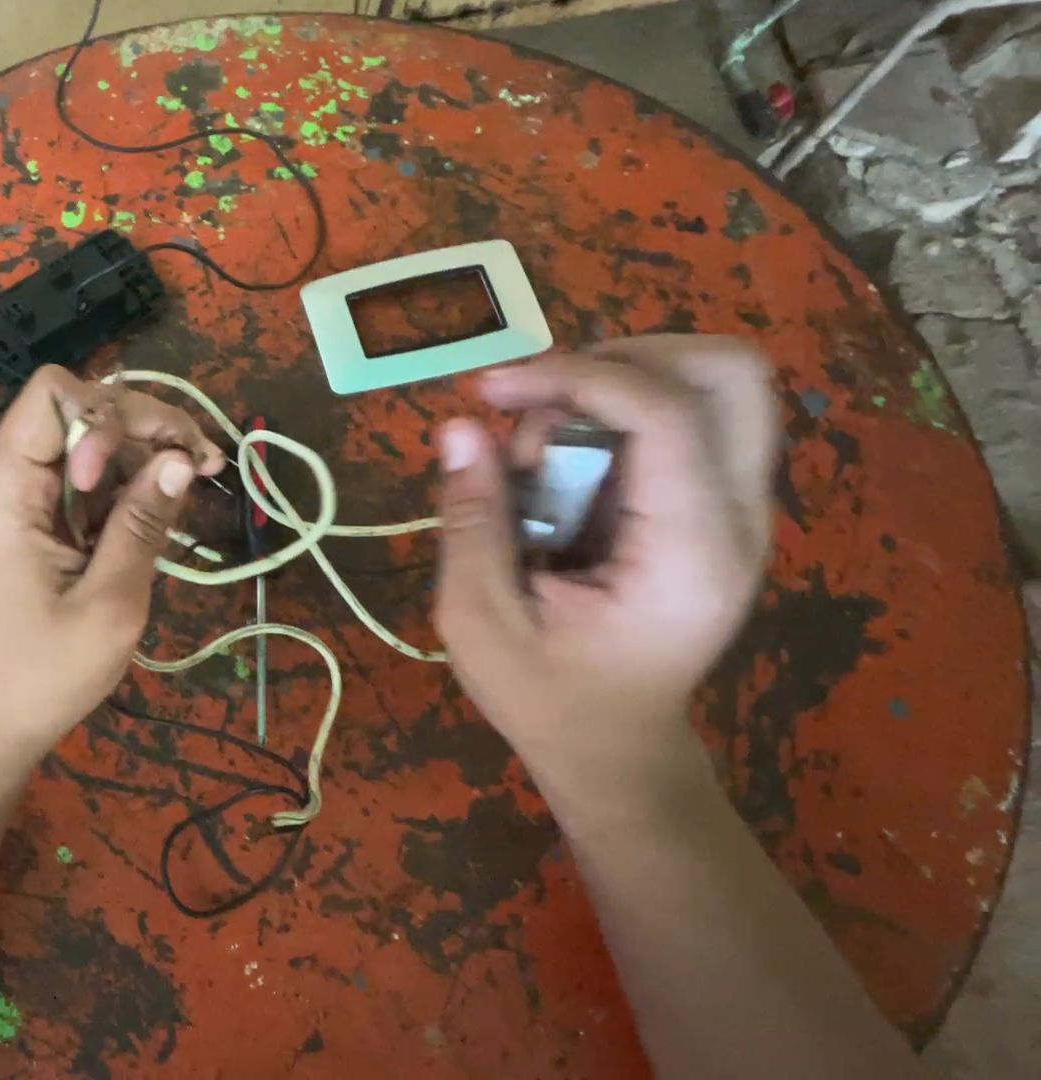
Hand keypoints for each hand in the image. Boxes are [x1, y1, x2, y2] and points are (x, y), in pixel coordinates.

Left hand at [0, 367, 225, 777]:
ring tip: (199, 476)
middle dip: (143, 424)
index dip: (105, 415)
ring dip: (147, 450)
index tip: (130, 471)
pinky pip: (93, 480)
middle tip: (202, 461)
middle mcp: (14, 481)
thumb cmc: (46, 673)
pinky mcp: (48, 523)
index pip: (52, 395)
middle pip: (80, 409)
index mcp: (9, 490)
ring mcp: (31, 501)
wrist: (2, 722)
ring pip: (94, 440)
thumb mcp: (109, 602)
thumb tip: (182, 459)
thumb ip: (143, 525)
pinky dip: (133, 482)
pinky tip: (172, 498)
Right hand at [433, 336, 777, 792]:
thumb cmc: (544, 697)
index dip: (575, 378)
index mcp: (690, 553)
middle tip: (535, 402)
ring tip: (537, 453)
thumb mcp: (479, 619)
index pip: (667, 414)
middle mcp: (740, 518)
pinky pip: (682, 419)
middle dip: (619, 360)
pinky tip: (556, 468)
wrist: (613, 749)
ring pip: (710, 385)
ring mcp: (736, 511)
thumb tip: (456, 429)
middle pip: (726, 372)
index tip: (489, 392)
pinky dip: (612, 416)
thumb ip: (471, 521)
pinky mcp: (712, 508)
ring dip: (611, 388)